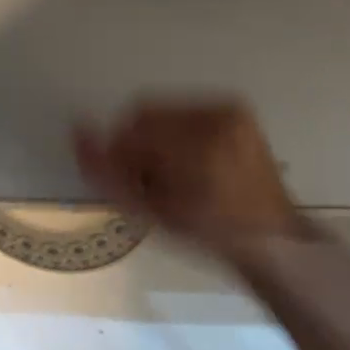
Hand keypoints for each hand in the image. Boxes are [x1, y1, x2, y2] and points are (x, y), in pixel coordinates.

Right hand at [73, 99, 308, 259]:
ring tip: (168, 171)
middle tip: (146, 178)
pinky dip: (173, 131)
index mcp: (202, 143)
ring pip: (161, 110)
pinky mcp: (235, 109)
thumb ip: (106, 173)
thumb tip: (76, 134)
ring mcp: (229, 109)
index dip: (119, 152)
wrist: (273, 240)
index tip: (125, 179)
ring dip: (154, 137)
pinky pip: (183, 110)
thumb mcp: (152, 213)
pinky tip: (184, 160)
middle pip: (145, 113)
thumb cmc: (210, 233)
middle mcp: (218, 115)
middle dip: (136, 144)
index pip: (132, 127)